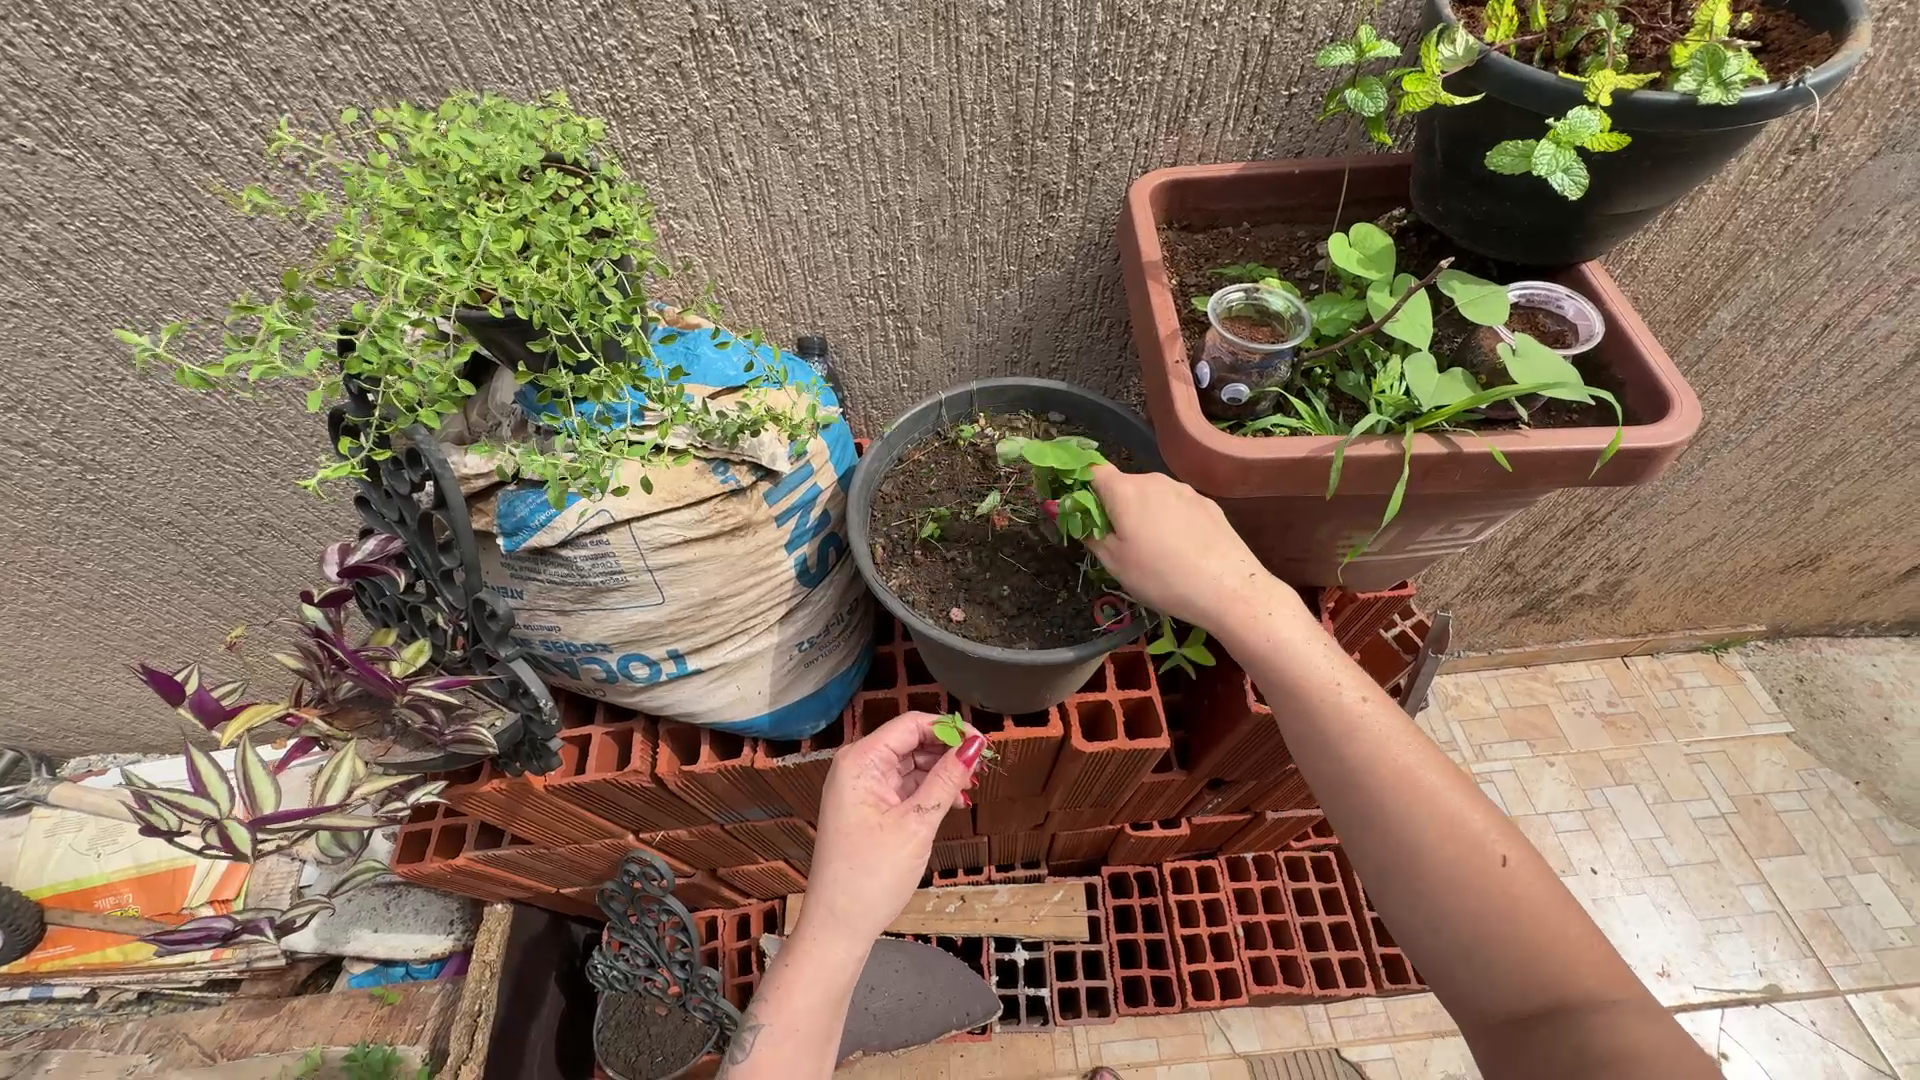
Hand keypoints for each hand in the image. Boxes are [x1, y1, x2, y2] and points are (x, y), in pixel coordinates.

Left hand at [800, 711, 984, 948]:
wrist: (838, 926)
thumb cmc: (872, 875)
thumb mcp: (917, 823)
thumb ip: (946, 780)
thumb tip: (974, 745)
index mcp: (861, 760)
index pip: (911, 725)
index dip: (949, 728)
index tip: (982, 743)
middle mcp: (857, 766)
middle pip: (910, 741)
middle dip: (947, 750)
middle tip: (982, 768)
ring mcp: (861, 787)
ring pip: (910, 763)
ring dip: (941, 771)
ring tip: (971, 787)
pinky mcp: (867, 807)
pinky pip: (903, 785)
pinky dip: (928, 789)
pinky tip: (952, 802)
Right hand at [1085, 466, 1304, 630]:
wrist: (1229, 589)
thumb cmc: (1160, 577)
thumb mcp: (1114, 562)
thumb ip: (1088, 531)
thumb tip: (1064, 510)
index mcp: (1124, 491)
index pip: (1092, 470)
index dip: (1079, 484)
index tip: (1077, 508)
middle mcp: (1154, 481)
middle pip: (1122, 485)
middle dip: (1113, 506)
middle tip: (1115, 542)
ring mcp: (1184, 490)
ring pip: (1151, 496)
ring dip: (1142, 514)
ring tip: (1151, 551)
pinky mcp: (1207, 503)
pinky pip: (1175, 506)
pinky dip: (1168, 520)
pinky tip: (1179, 550)